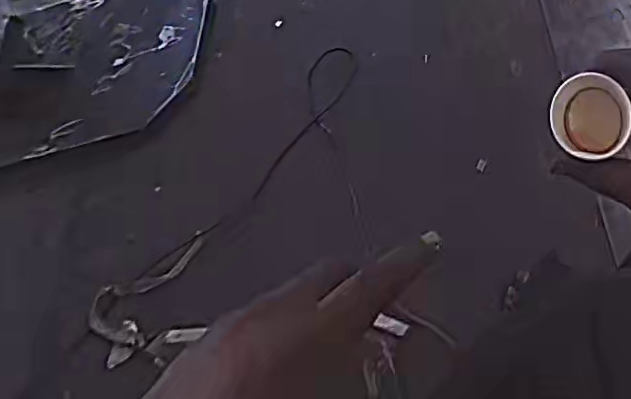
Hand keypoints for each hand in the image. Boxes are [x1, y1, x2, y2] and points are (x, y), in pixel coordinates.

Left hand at [149, 236, 438, 398]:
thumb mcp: (331, 391)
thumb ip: (364, 368)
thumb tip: (391, 350)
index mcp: (309, 328)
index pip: (373, 280)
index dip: (407, 261)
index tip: (428, 246)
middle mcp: (270, 311)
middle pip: (332, 271)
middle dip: (362, 280)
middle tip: (385, 304)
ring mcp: (233, 322)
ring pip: (293, 291)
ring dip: (319, 305)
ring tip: (332, 342)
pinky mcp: (202, 342)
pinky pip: (258, 313)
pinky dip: (281, 323)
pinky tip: (281, 360)